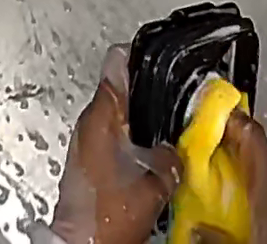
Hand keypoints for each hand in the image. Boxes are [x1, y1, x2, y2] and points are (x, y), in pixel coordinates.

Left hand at [47, 46, 180, 243]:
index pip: (118, 59)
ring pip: (117, 108)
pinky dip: (132, 130)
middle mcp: (89, 120)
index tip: (161, 51)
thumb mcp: (155, 180)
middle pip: (120, 82)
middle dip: (147, 82)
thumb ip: (172, 153)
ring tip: (165, 114)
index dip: (142, 50)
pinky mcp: (87, 159)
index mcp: (102, 113)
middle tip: (173, 84)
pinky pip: (113, 130)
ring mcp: (85, 139)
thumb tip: (181, 144)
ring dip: (139, 109)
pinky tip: (150, 144)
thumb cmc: (108, 215)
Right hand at [193, 111, 266, 243]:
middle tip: (217, 154)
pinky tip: (259, 218)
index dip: (238, 123)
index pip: (254, 140)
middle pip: (263, 162)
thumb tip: (195, 230)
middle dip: (241, 157)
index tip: (223, 112)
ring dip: (256, 181)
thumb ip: (217, 238)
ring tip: (234, 188)